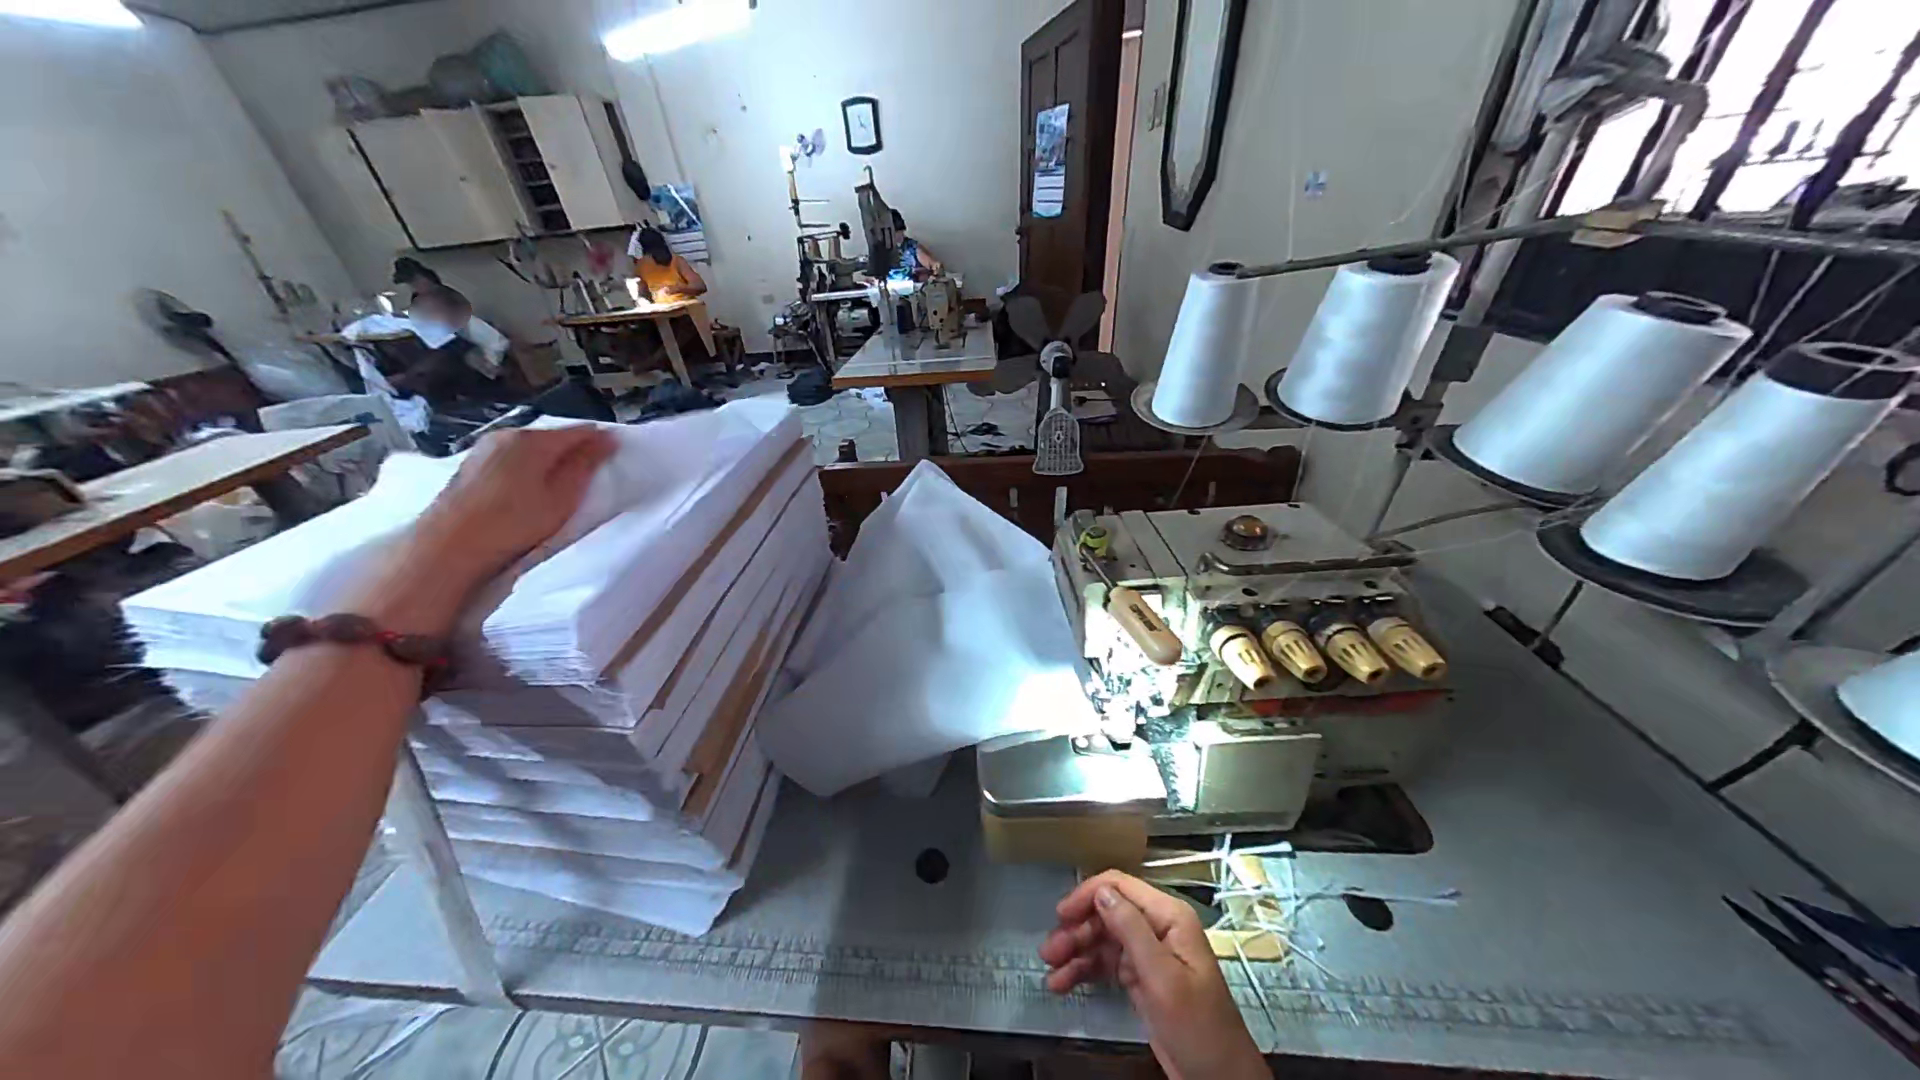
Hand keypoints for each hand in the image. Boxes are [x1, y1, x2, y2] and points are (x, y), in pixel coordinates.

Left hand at [411, 424, 615, 585]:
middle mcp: (508, 434)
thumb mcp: (563, 497)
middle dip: (573, 452)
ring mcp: (485, 447)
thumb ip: (586, 465)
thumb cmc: (514, 523)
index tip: (612, 461)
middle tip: (586, 480)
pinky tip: (526, 491)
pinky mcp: (471, 464)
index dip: (601, 443)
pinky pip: (511, 457)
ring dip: (548, 461)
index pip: (581, 430)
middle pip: (554, 437)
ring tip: (557, 488)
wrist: (448, 545)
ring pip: (531, 447)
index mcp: (535, 440)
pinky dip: (526, 468)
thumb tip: (606, 439)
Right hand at [1041, 871, 1266, 1079]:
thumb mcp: (1162, 977)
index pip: (1120, 886)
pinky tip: (1064, 983)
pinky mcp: (1141, 978)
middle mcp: (1157, 927)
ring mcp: (1148, 953)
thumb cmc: (1197, 1026)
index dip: (1087, 895)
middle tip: (1049, 953)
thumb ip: (1131, 930)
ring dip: (1075, 952)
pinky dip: (1085, 971)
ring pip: (1102, 939)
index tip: (1061, 915)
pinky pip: (1106, 963)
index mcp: (1168, 917)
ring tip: (1051, 972)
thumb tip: (1101, 891)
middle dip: (1077, 930)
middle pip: (1107, 913)